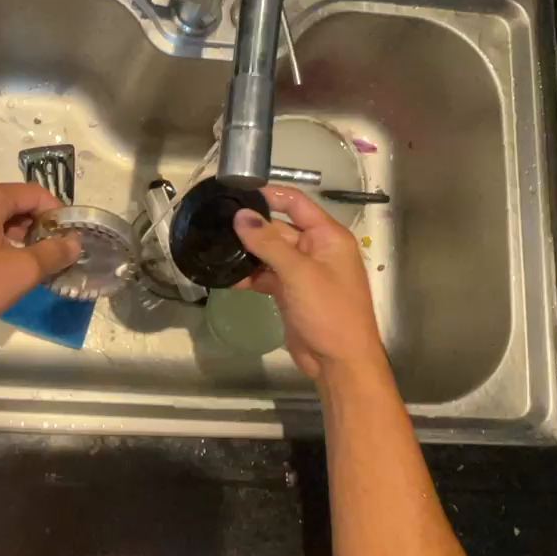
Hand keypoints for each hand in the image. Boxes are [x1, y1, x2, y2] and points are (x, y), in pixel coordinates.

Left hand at [0, 182, 77, 341]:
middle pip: (10, 202)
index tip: (69, 236)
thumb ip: (53, 253)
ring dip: (13, 234)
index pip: (33, 193)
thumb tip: (74, 243)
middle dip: (34, 224)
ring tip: (25, 262)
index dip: (56, 212)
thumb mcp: (21, 271)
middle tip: (49, 252)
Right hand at [230, 185, 383, 380]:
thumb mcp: (299, 273)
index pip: (297, 203)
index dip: (269, 196)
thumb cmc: (329, 312)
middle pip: (279, 228)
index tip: (238, 194)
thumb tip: (241, 215)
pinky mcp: (291, 292)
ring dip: (248, 254)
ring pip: (270, 253)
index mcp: (328, 237)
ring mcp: (303, 272)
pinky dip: (250, 276)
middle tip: (217, 226)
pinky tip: (228, 278)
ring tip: (217, 250)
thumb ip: (268, 242)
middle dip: (252, 228)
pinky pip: (267, 276)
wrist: (339, 361)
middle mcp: (316, 250)